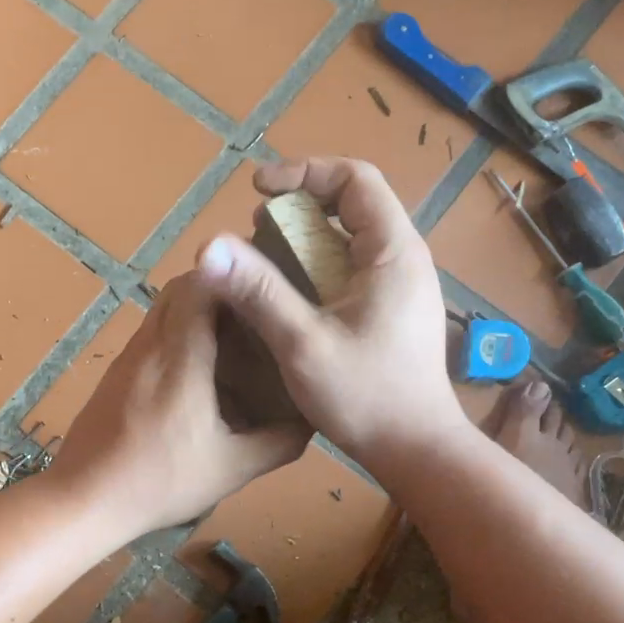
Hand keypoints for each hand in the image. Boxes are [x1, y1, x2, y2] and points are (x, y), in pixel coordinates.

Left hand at [43, 275, 309, 538]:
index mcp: (180, 356)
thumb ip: (277, 442)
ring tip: (231, 343)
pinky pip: (149, 337)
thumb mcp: (232, 469)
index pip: (203, 283)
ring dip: (194, 314)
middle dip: (219, 290)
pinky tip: (194, 375)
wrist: (85, 499)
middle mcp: (149, 345)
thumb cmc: (161, 482)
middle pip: (181, 288)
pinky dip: (174, 337)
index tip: (268, 291)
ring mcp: (126, 359)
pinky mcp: (113, 376)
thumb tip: (311, 421)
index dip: (236, 277)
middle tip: (255, 316)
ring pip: (161, 311)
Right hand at [195, 157, 469, 469]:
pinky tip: (285, 300)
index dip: (305, 172)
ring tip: (261, 263)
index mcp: (393, 252)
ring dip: (302, 243)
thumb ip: (259, 291)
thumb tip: (208, 246)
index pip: (355, 180)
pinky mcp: (390, 313)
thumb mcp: (303, 343)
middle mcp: (402, 260)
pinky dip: (313, 272)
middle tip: (253, 231)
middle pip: (351, 207)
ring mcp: (400, 288)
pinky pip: (349, 273)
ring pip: (348, 242)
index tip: (258, 189)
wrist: (415, 450)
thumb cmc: (365, 396)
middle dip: (298, 209)